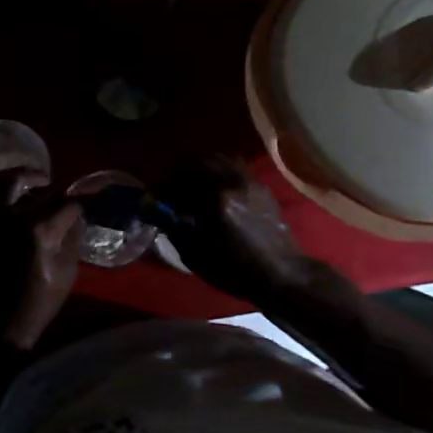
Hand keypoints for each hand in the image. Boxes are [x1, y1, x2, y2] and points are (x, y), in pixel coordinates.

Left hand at [0, 170, 84, 349]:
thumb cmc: (42, 299)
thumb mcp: (69, 269)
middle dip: (54, 188)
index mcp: (43, 230)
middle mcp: (17, 216)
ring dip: (25, 177)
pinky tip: (10, 193)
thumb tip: (75, 215)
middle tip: (60, 196)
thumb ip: (72, 236)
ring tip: (36, 183)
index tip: (85, 207)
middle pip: (40, 186)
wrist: (4, 318)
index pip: (68, 202)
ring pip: (8, 180)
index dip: (80, 203)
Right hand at [158, 158, 312, 302]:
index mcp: (214, 201)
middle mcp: (232, 182)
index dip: (160, 188)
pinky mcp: (260, 185)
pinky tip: (213, 187)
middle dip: (177, 173)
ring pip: (217, 159)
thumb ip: (173, 227)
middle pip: (196, 163)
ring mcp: (249, 181)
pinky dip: (218, 170)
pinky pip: (234, 166)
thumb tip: (155, 210)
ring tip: (190, 184)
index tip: (152, 196)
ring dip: (199, 167)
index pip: (178, 183)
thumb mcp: (195, 254)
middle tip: (169, 188)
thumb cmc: (234, 270)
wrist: (280, 274)